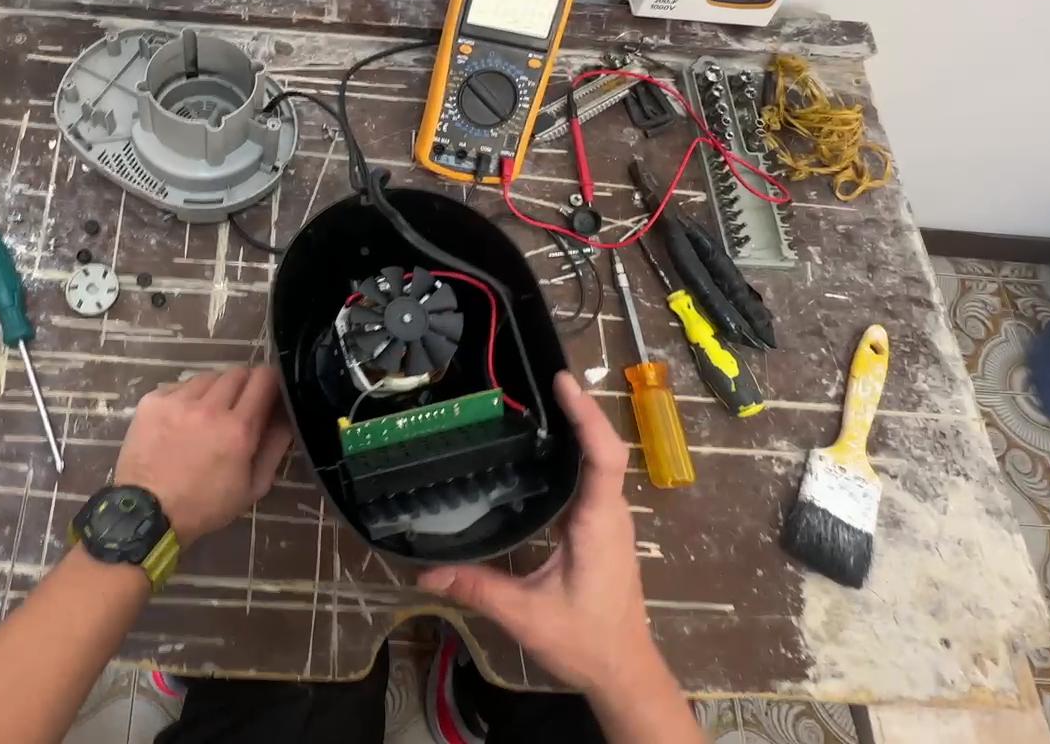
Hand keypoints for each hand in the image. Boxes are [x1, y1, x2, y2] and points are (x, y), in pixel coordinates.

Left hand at [116, 366, 292, 546]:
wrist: (146, 512)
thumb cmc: (205, 505)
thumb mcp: (253, 487)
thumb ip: (275, 447)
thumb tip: (287, 415)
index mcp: (238, 428)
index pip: (265, 379)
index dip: (272, 380)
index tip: (270, 391)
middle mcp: (209, 407)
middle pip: (237, 372)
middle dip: (244, 385)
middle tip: (239, 407)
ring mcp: (178, 401)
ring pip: (208, 376)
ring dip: (215, 390)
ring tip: (208, 414)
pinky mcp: (153, 401)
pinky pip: (180, 386)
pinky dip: (187, 397)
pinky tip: (182, 419)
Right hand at [418, 370, 648, 692]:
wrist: (624, 673)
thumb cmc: (587, 642)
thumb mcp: (529, 617)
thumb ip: (479, 588)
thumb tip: (425, 570)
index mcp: (598, 523)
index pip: (604, 457)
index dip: (586, 416)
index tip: (563, 382)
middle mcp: (609, 513)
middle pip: (603, 447)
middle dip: (578, 408)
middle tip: (542, 377)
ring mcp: (608, 518)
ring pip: (600, 459)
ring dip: (579, 426)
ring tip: (540, 398)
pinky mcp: (600, 526)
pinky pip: (592, 475)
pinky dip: (575, 449)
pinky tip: (544, 445)